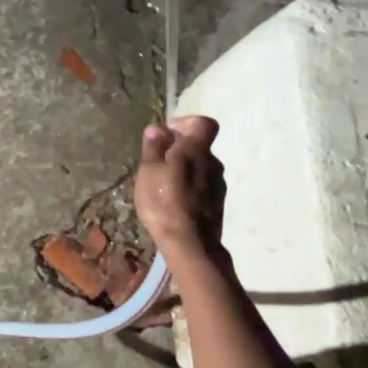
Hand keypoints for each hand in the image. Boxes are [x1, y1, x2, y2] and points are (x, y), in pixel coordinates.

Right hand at [136, 115, 225, 253]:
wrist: (190, 243)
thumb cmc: (164, 203)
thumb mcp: (149, 172)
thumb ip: (154, 148)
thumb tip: (158, 128)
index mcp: (196, 150)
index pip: (203, 123)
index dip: (185, 123)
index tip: (166, 135)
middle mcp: (213, 162)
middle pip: (198, 146)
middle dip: (178, 149)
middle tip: (155, 163)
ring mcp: (218, 183)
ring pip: (199, 166)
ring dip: (182, 169)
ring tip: (161, 185)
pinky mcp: (217, 202)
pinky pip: (202, 184)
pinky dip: (188, 185)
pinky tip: (173, 201)